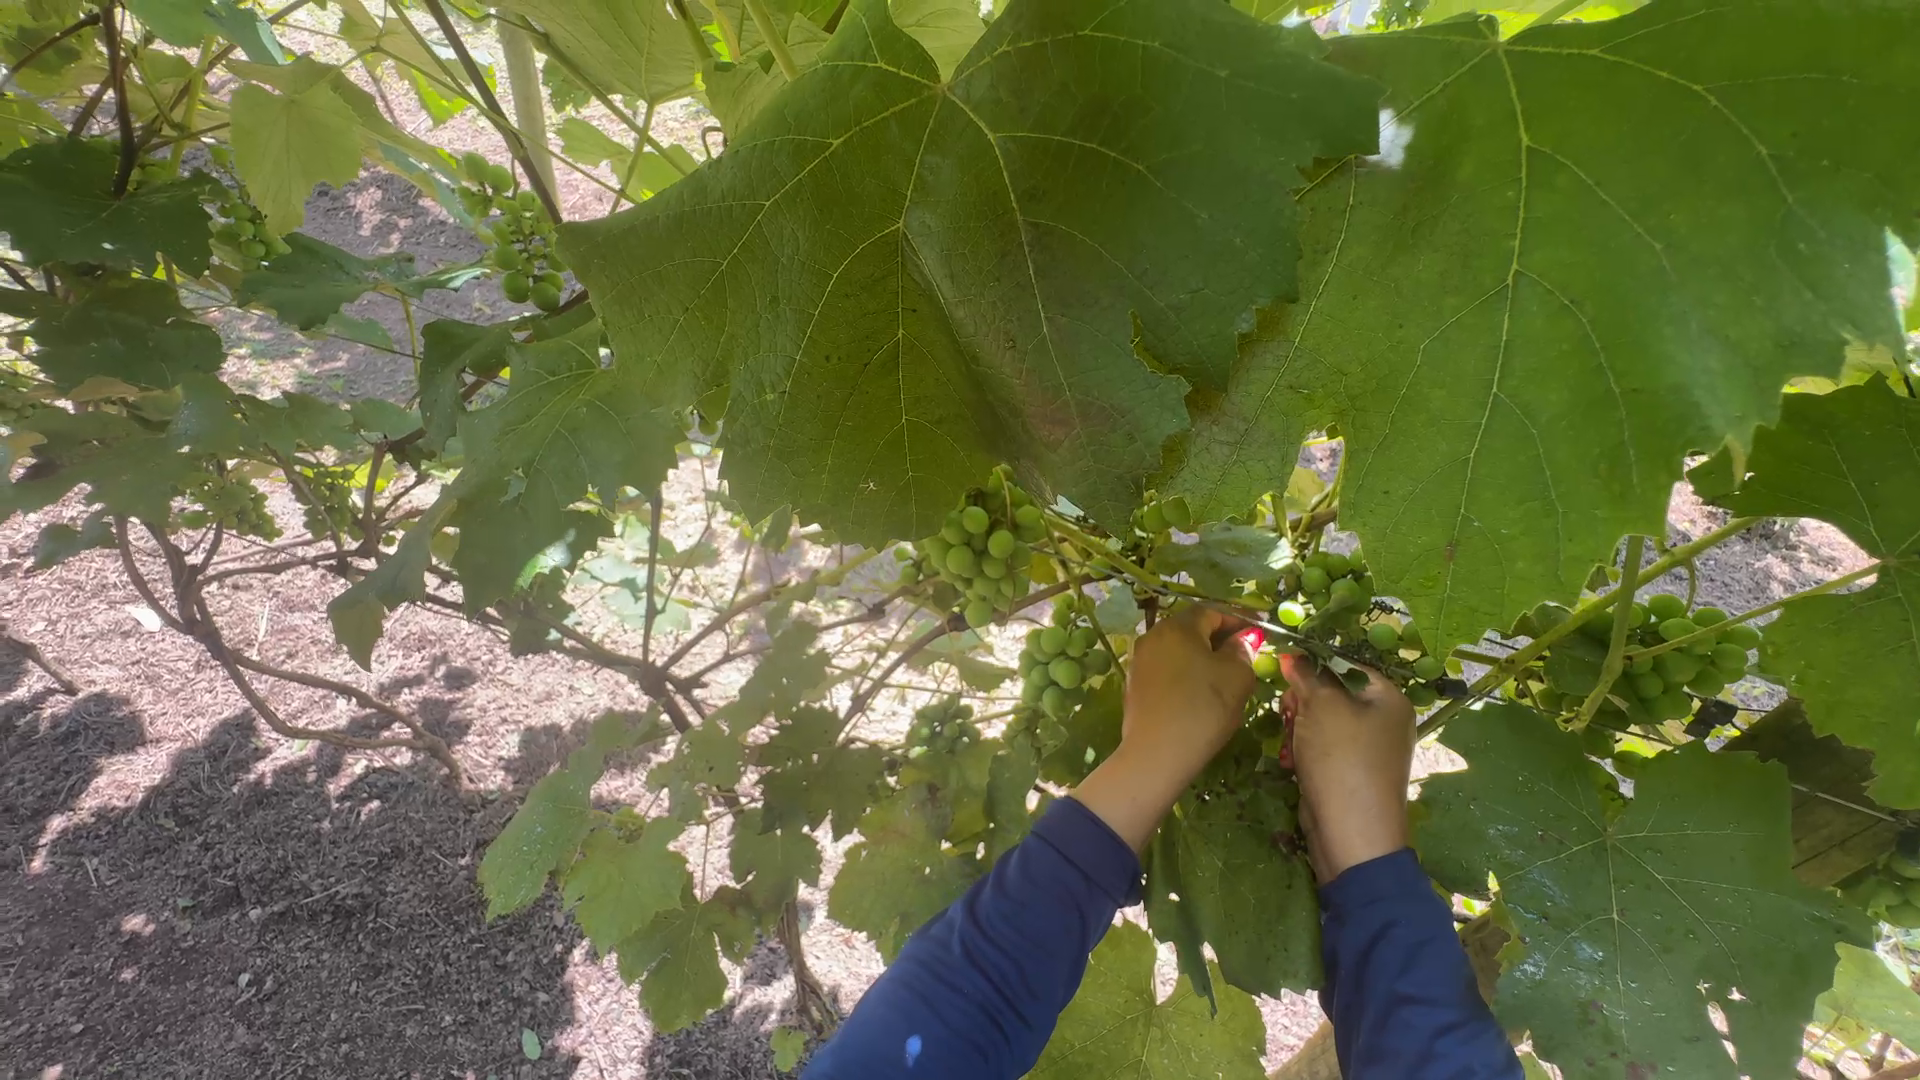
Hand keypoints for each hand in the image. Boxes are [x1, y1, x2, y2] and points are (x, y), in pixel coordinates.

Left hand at [1072, 606, 1258, 850]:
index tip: (1258, 631)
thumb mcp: (1236, 676)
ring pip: (1178, 649)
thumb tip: (1243, 638)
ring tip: (1226, 674)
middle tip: (1245, 652)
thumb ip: (1242, 650)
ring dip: (1202, 655)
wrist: (1158, 752)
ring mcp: (1140, 660)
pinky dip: (1186, 672)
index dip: (1237, 618)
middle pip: (1191, 628)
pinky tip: (1200, 691)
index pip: (1211, 611)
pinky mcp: (1135, 684)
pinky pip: (1167, 668)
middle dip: (1219, 636)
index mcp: (1177, 627)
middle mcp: (1152, 636)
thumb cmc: (1204, 707)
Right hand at [1282, 655, 1415, 882]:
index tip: (1283, 671)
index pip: (1345, 664)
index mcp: (1388, 698)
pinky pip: (1321, 744)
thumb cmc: (1342, 759)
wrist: (1351, 831)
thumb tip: (1291, 655)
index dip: (1312, 665)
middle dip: (1302, 700)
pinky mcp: (1349, 768)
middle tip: (1288, 712)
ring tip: (1290, 742)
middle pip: (1330, 691)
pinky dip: (1303, 748)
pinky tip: (1292, 761)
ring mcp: (1367, 746)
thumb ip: (1306, 675)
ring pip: (1320, 718)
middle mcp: (1383, 719)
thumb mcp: (1321, 706)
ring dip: (1297, 726)